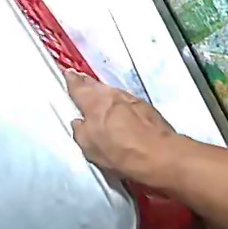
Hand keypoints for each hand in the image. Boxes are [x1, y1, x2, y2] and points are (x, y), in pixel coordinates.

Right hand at [63, 70, 184, 184]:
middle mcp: (113, 96)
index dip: (72, 80)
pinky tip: (119, 108)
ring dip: (105, 93)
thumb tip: (78, 123)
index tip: (68, 73)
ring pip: (113, 92)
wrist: (159, 154)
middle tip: (81, 80)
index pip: (79, 87)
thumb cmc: (122, 153)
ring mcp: (132, 100)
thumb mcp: (90, 148)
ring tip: (98, 95)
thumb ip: (81, 132)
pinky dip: (120, 102)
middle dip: (88, 84)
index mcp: (95, 103)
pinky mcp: (147, 108)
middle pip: (97, 86)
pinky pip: (127, 100)